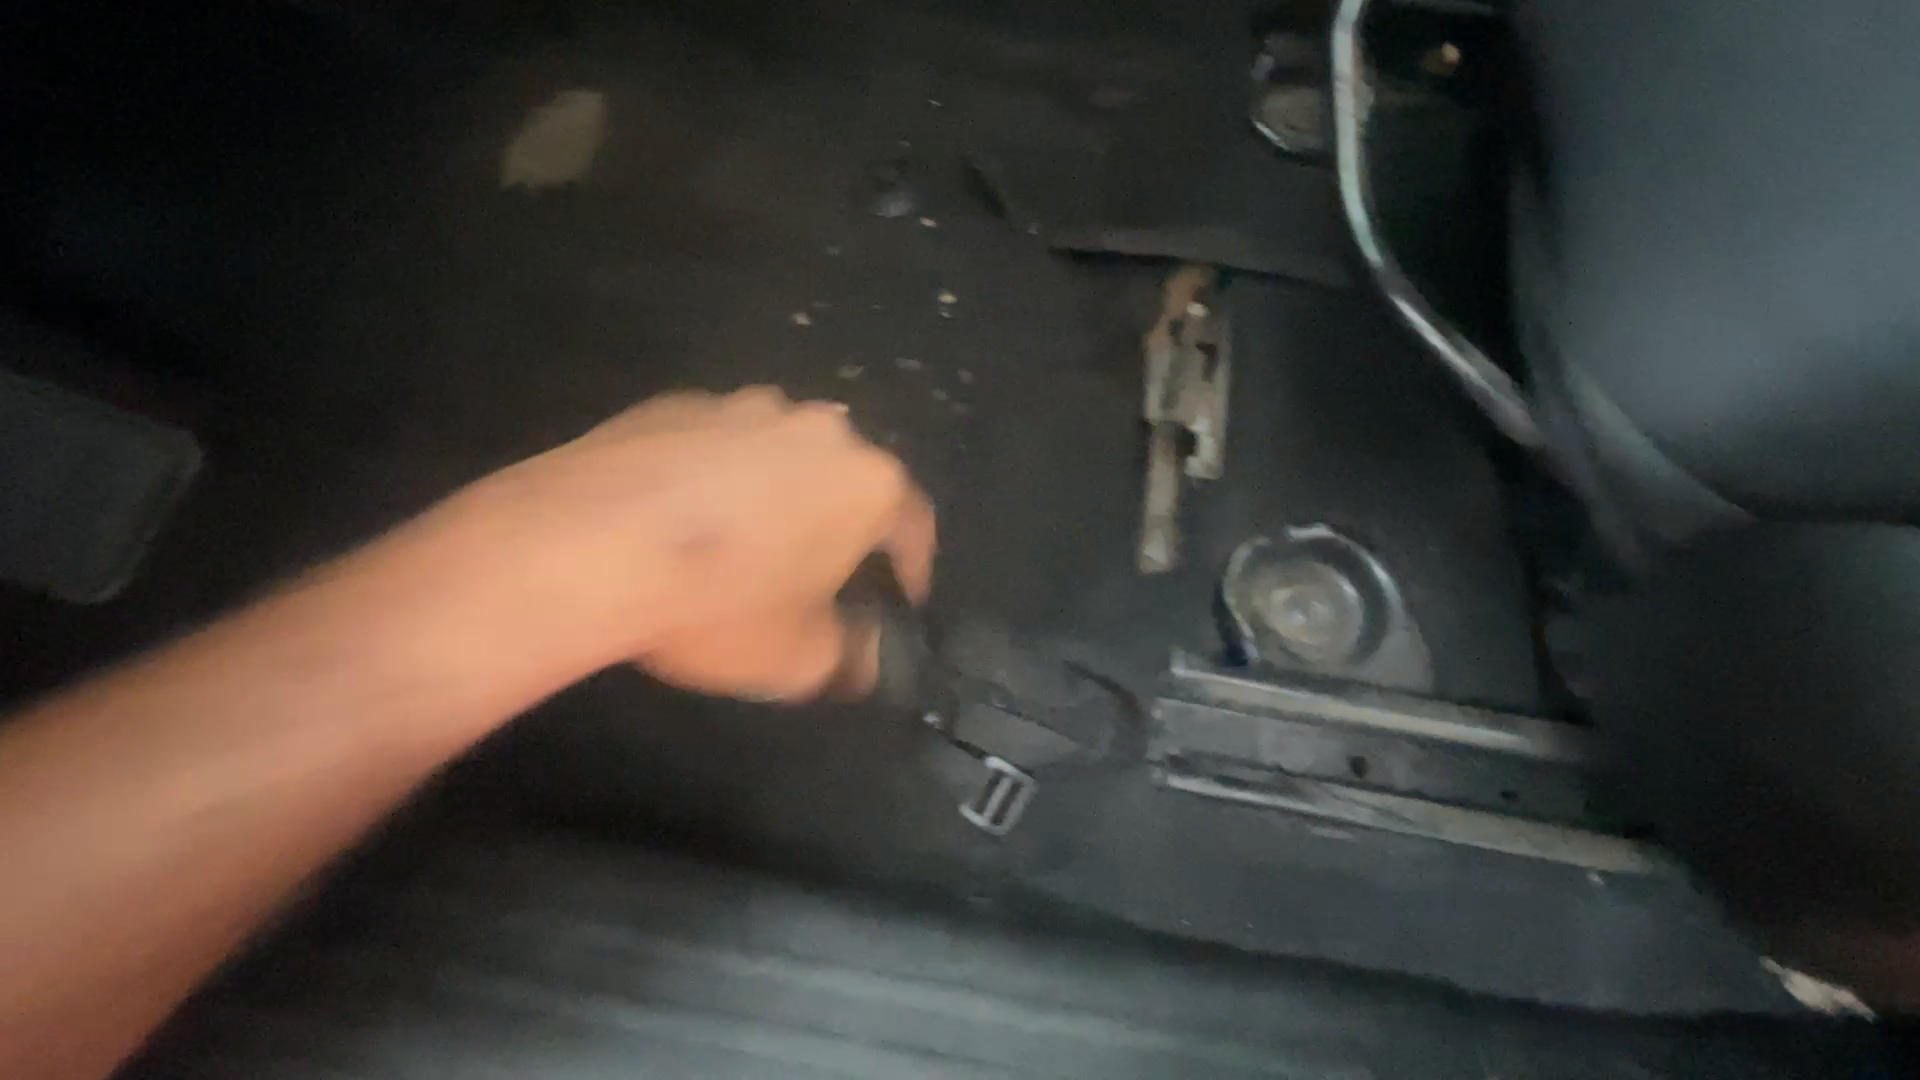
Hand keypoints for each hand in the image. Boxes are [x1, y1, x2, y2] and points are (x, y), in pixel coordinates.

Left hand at [438, 387, 934, 700]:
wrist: (583, 548)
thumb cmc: (718, 605)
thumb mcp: (801, 660)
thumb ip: (853, 657)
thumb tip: (866, 656)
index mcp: (867, 483)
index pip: (915, 524)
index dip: (914, 566)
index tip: (902, 596)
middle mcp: (819, 429)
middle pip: (849, 480)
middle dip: (844, 525)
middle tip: (819, 570)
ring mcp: (745, 406)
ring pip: (783, 455)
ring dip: (781, 493)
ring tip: (746, 542)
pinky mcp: (678, 402)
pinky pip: (719, 444)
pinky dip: (718, 475)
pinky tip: (684, 517)